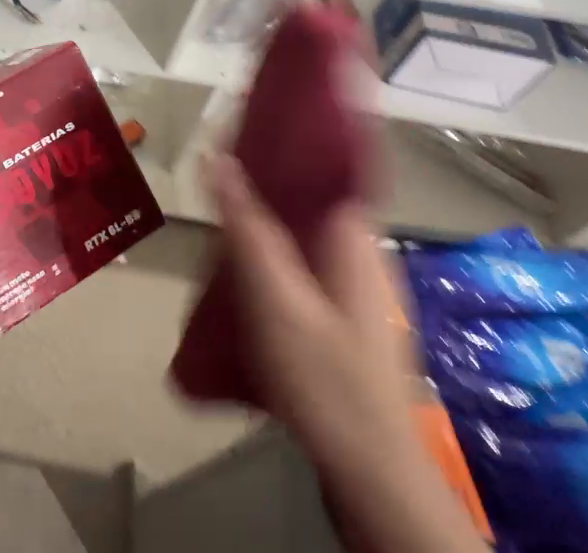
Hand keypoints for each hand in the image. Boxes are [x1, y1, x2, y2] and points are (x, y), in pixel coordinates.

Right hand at [205, 154, 415, 461]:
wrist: (370, 466)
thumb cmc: (324, 379)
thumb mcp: (276, 302)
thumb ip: (248, 230)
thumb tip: (217, 158)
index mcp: (356, 241)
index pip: (330, 167)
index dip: (293, 139)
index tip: (249, 121)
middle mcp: (366, 255)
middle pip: (315, 199)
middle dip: (270, 180)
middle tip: (218, 177)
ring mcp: (362, 288)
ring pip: (310, 234)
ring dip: (270, 221)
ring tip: (222, 222)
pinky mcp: (351, 317)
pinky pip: (308, 264)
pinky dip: (277, 253)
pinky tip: (246, 273)